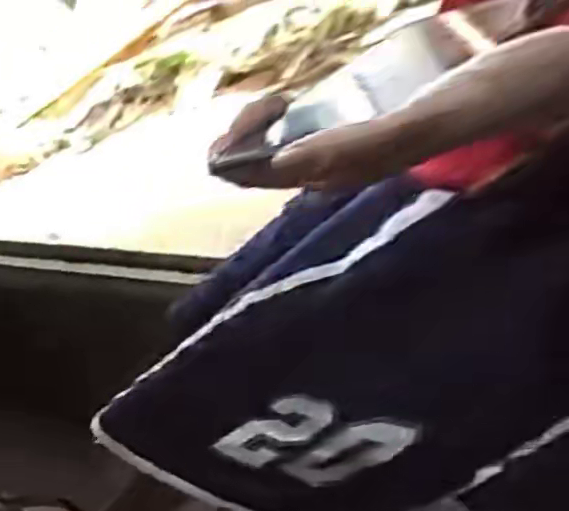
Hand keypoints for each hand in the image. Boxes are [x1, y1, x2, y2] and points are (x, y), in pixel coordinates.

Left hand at [214, 28, 568, 189]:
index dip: (233, 149)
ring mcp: (340, 149)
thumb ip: (359, 145)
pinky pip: (298, 131)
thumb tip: (281, 162)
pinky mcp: (359, 127)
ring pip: (266, 149)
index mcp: (333, 176)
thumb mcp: (428, 120)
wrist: (559, 74)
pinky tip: (295, 99)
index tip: (266, 108)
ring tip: (278, 101)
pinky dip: (283, 116)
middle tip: (271, 101)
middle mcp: (327, 169)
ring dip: (257, 127)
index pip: (249, 176)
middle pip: (249, 166)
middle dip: (240, 136)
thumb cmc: (499, 93)